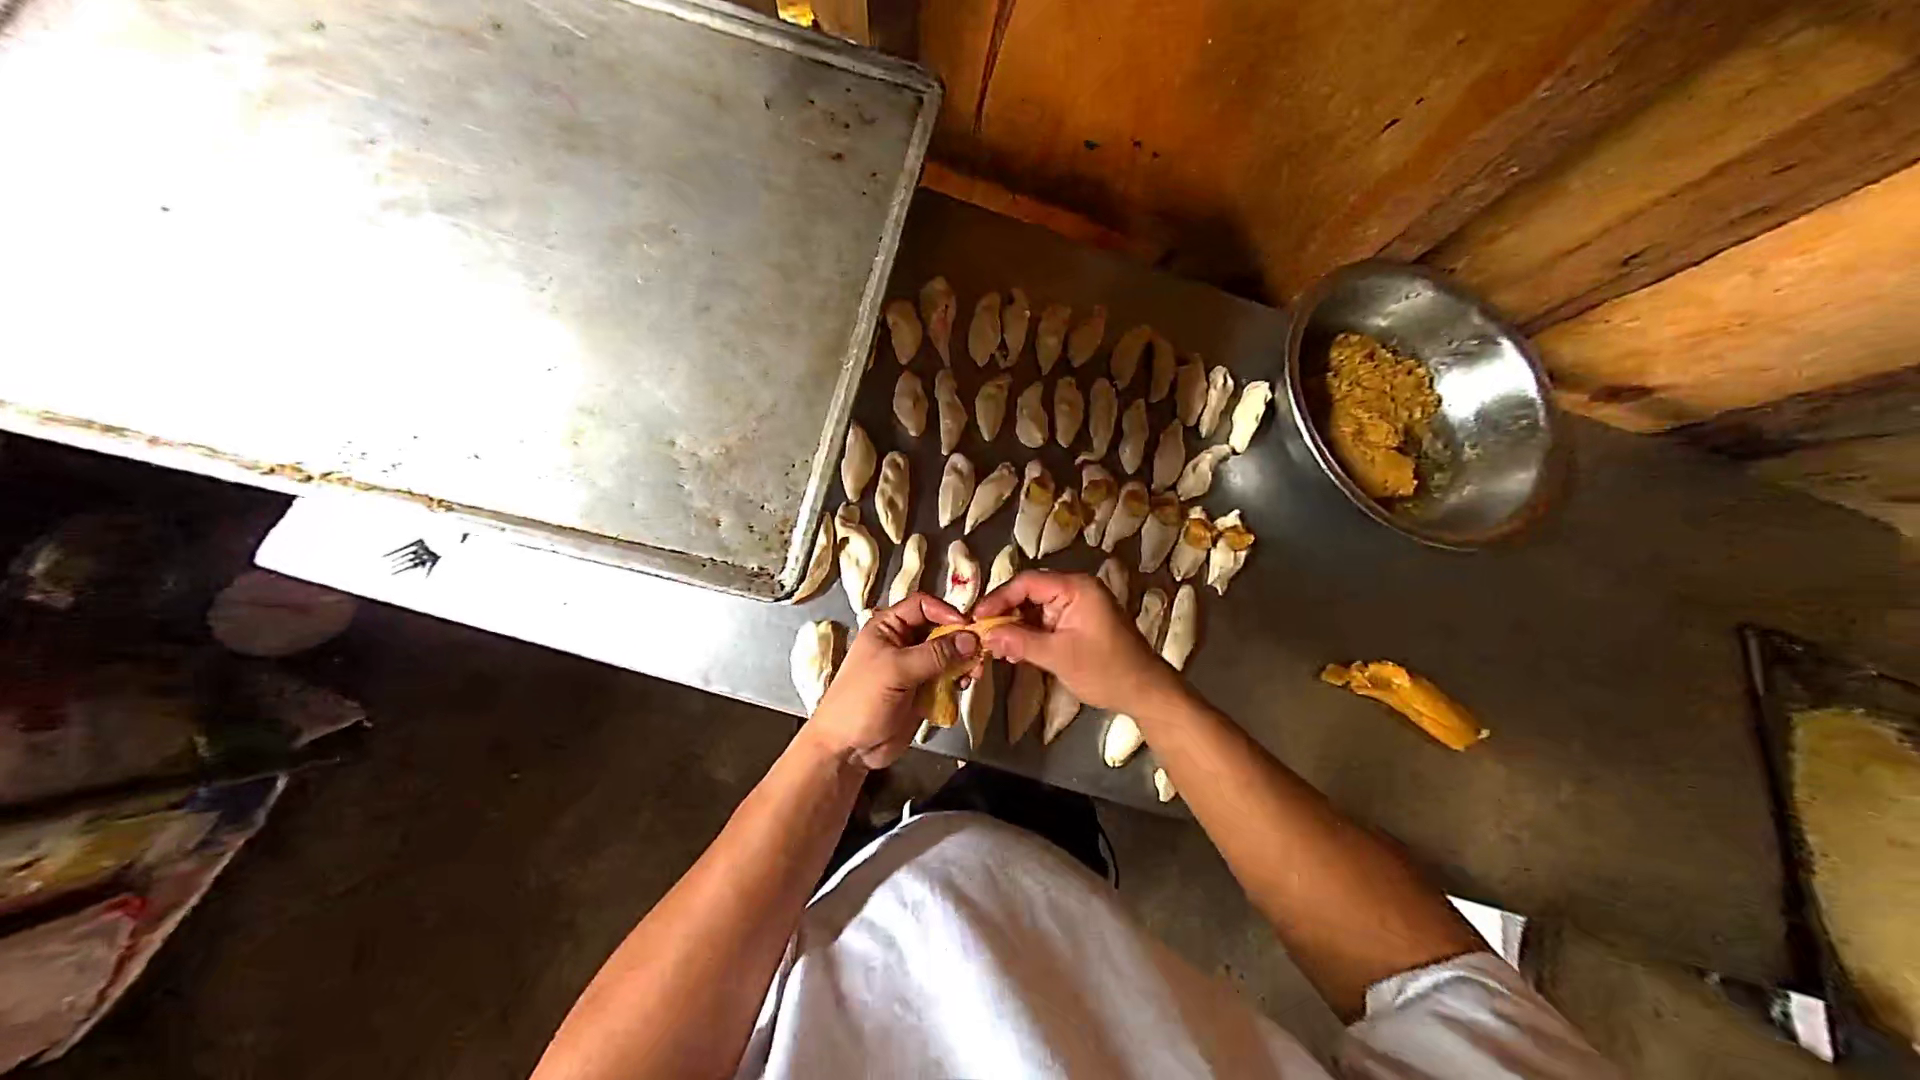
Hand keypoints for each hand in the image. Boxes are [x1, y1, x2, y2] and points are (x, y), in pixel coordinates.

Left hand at [801, 593, 976, 769]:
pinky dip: (959, 678)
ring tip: (973, 672)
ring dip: (964, 660)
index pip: (922, 605)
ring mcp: (915, 666)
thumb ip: (935, 653)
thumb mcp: (896, 670)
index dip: (945, 611)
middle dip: (961, 638)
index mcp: (888, 626)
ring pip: (949, 653)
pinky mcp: (924, 689)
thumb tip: (971, 638)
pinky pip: (949, 676)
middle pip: (940, 628)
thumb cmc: (862, 700)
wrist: (849, 748)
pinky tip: (964, 685)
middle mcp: (903, 641)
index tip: (967, 625)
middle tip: (978, 652)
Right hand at [972, 570, 1179, 712]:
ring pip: (1034, 608)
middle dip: (1005, 613)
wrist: (1144, 692)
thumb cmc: (1106, 671)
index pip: (1027, 582)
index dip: (999, 598)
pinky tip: (1014, 651)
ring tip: (996, 647)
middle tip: (983, 633)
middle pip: (1029, 592)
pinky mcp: (1077, 622)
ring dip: (1015, 626)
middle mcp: (1076, 590)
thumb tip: (986, 634)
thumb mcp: (1058, 656)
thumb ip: (1020, 641)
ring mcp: (1077, 606)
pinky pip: (1045, 621)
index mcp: (1076, 588)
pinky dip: (1028, 634)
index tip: (978, 617)